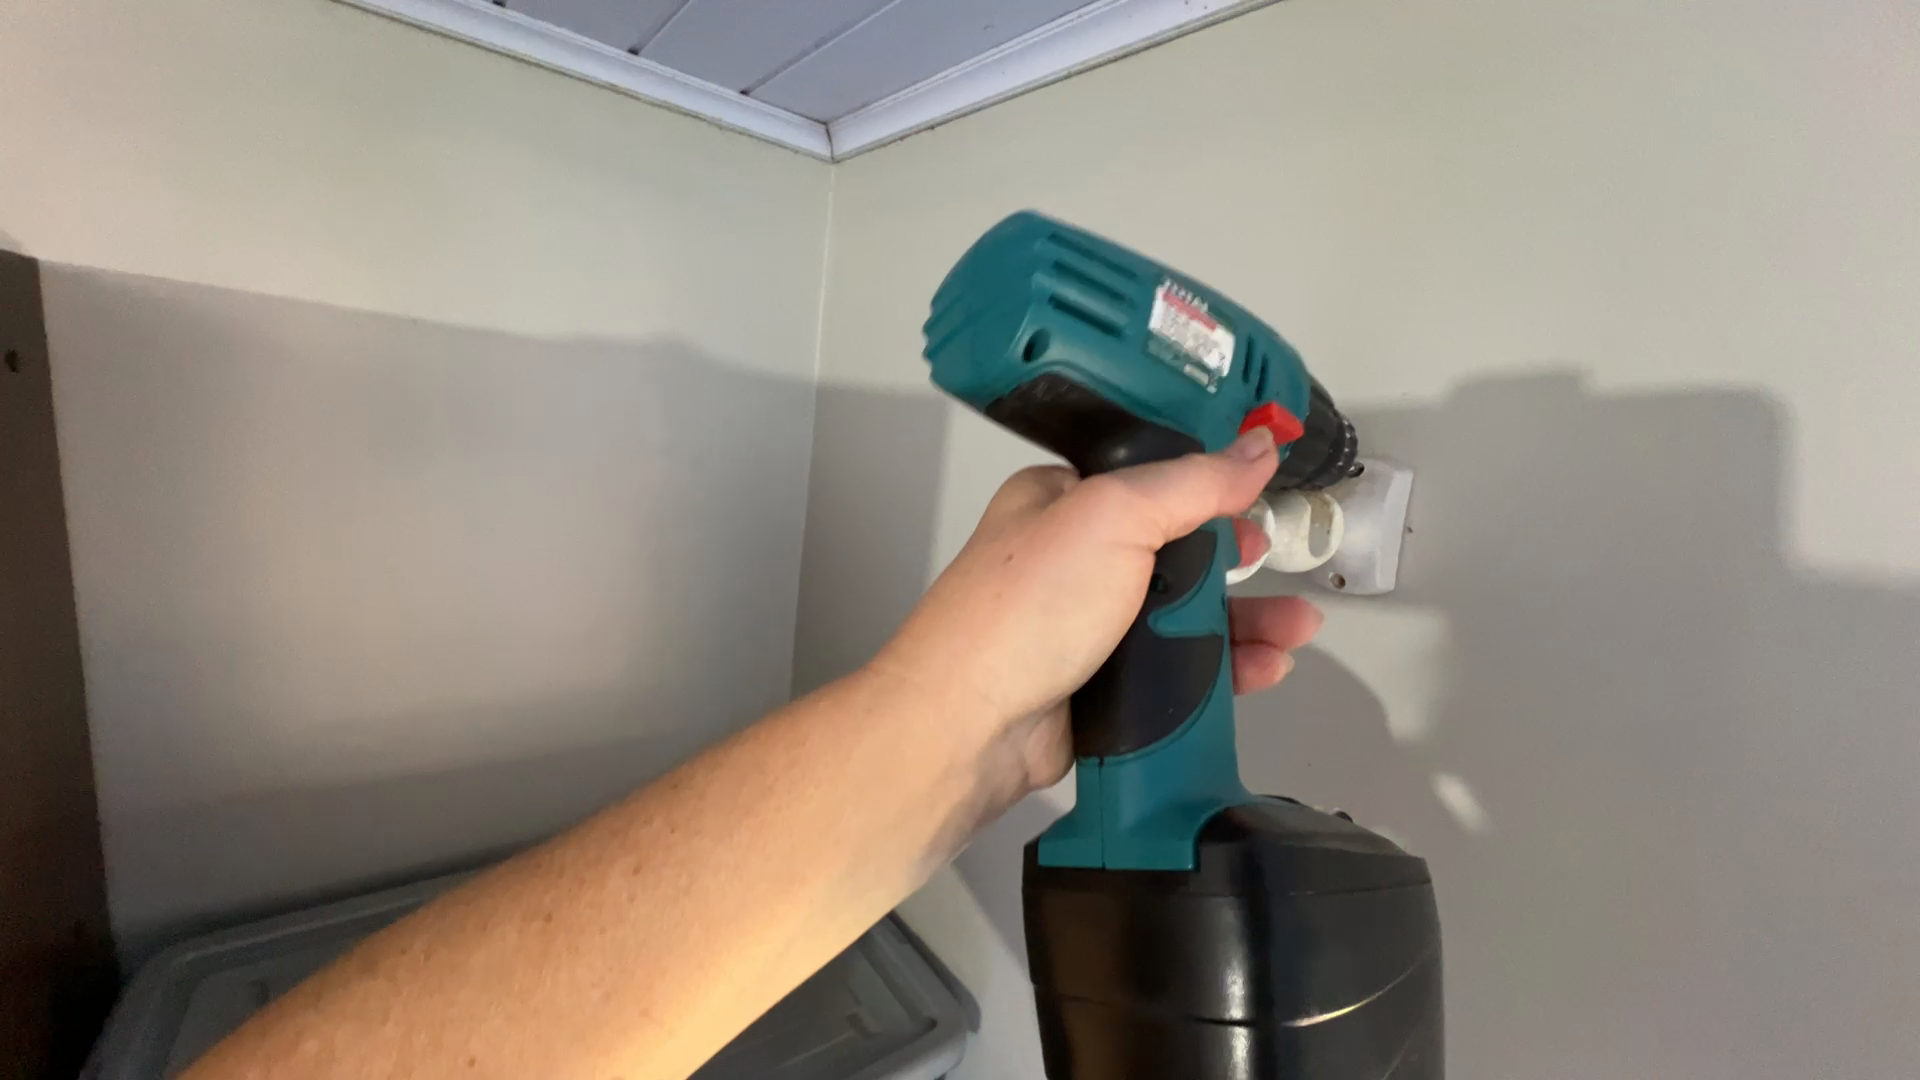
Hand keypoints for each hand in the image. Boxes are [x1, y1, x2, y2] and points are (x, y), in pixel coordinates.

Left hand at [872, 427, 1323, 817]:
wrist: (972, 722)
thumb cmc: (1031, 605)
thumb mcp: (1113, 518)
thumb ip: (1192, 482)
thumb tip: (1258, 444)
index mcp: (1061, 502)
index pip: (1147, 480)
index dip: (1204, 487)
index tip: (1253, 497)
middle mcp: (1071, 559)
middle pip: (1172, 550)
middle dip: (1232, 559)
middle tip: (1268, 563)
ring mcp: (1084, 625)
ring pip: (1179, 614)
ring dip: (1242, 620)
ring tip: (1297, 631)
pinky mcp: (1100, 682)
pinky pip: (1172, 668)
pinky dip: (1220, 668)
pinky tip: (1264, 669)